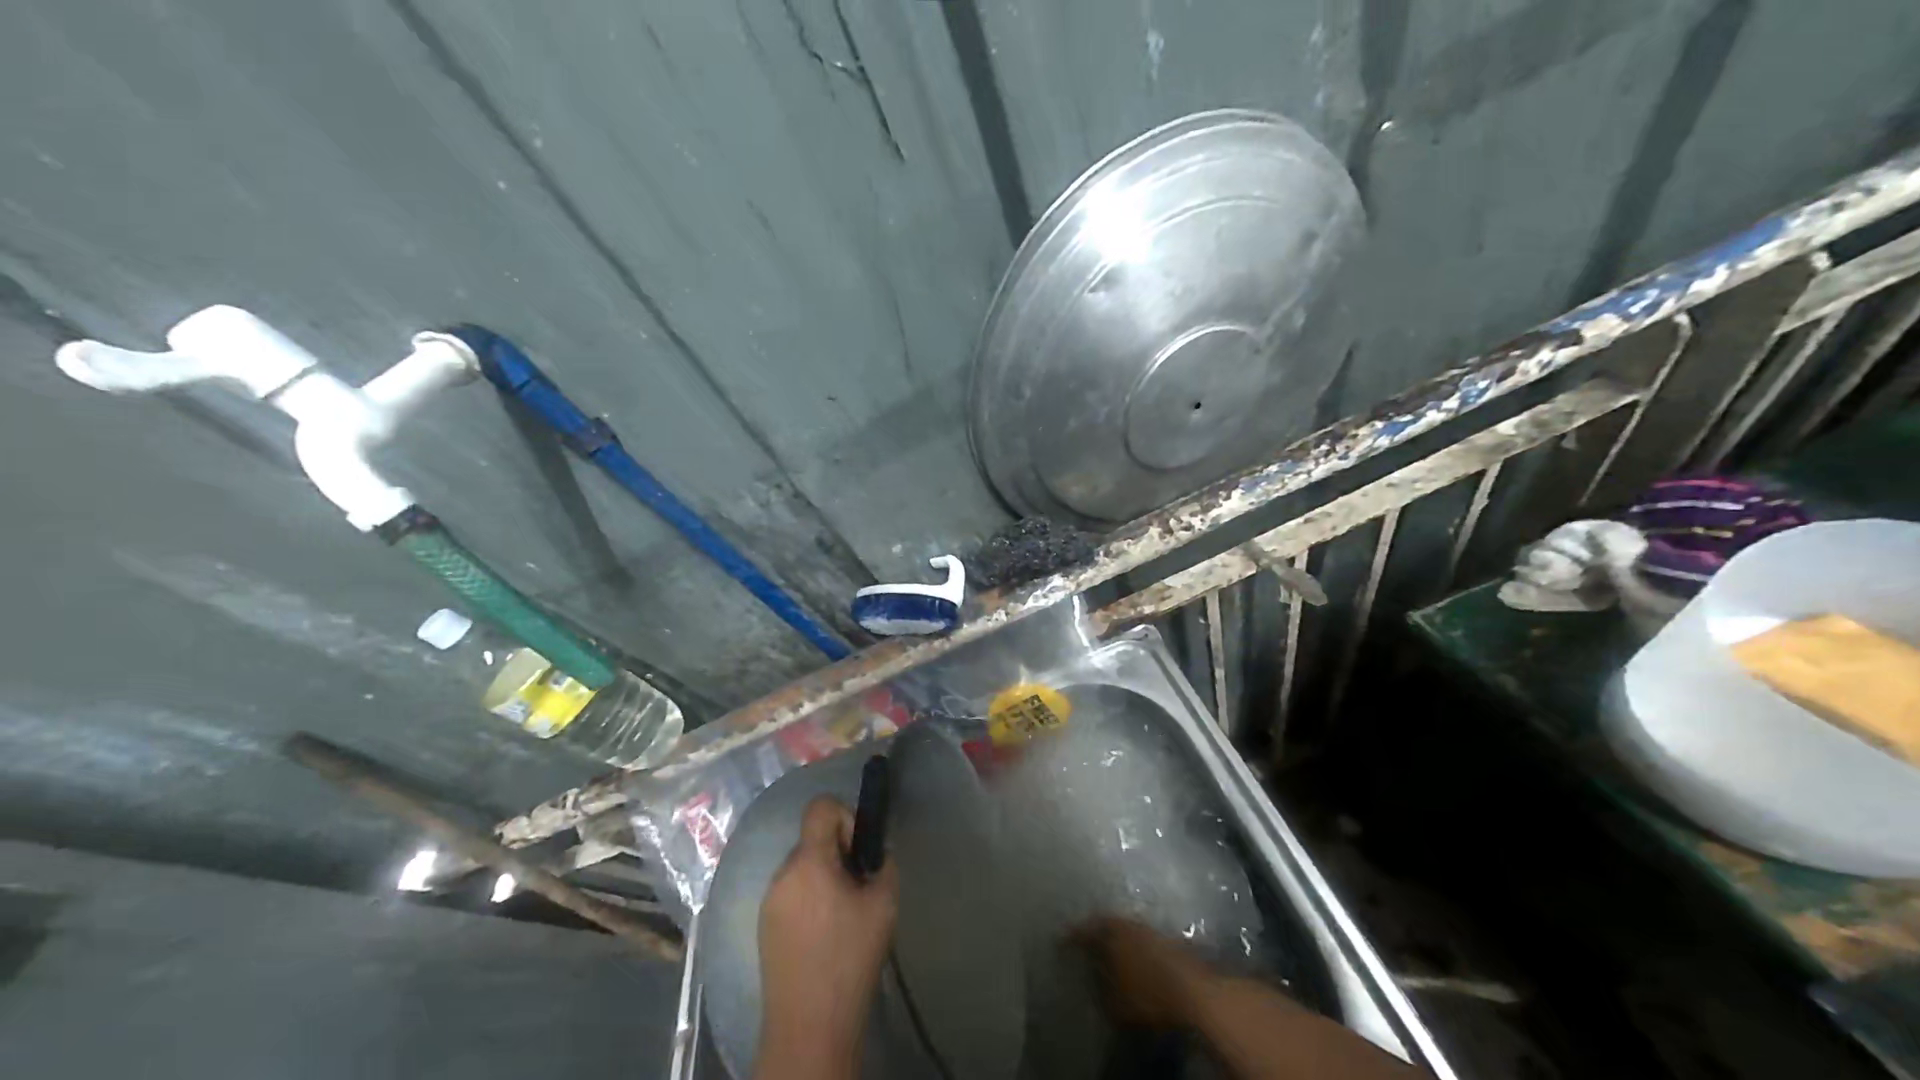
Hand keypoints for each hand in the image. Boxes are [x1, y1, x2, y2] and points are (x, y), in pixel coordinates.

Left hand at [755, 796, 898, 1079]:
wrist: (810, 1024)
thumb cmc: (850, 958)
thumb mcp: (884, 905)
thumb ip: (884, 866)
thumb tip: (876, 854)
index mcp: (809, 862)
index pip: (820, 807)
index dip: (846, 817)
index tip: (860, 851)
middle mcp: (781, 873)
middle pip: (812, 840)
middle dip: (838, 853)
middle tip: (858, 888)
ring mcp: (768, 901)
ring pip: (802, 868)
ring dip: (824, 877)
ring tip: (843, 916)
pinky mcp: (764, 925)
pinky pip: (790, 893)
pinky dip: (809, 899)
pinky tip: (824, 934)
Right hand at [1074, 916, 1219, 1029]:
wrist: (1196, 994)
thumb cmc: (1148, 995)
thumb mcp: (1114, 1000)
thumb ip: (1100, 985)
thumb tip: (1092, 977)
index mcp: (1111, 931)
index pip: (1084, 929)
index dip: (1071, 936)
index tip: (1060, 940)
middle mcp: (1130, 923)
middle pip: (1107, 923)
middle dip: (1095, 933)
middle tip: (1084, 943)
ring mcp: (1152, 929)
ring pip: (1127, 929)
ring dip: (1117, 938)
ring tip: (1108, 951)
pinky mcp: (1171, 940)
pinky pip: (1143, 938)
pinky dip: (1135, 946)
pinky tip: (1134, 959)